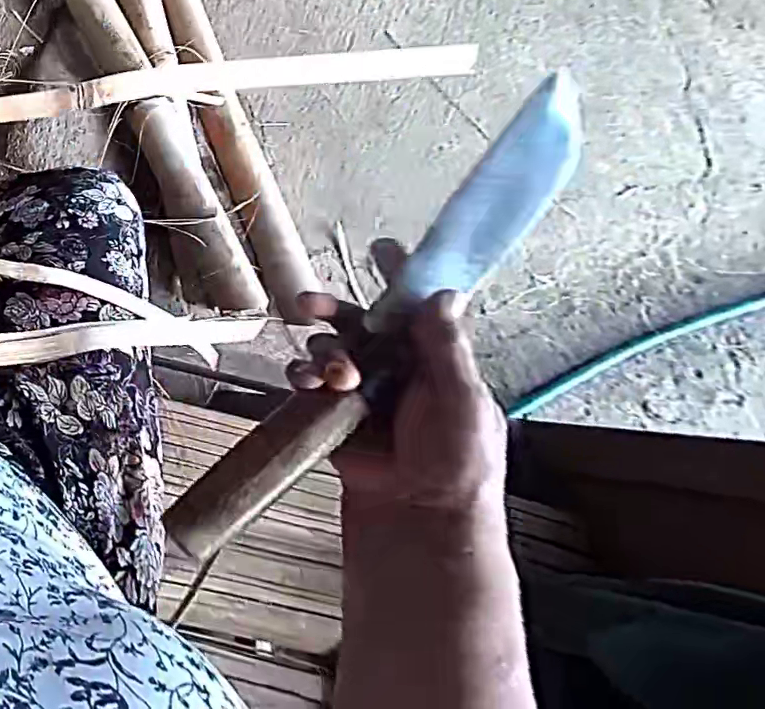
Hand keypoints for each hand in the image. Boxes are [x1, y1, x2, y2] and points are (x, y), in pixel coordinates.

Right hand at [286, 240, 506, 516]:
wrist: (417, 516)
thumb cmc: (455, 462)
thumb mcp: (461, 401)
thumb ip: (445, 347)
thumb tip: (442, 293)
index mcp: (433, 363)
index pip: (415, 310)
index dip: (399, 278)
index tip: (383, 248)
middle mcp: (393, 369)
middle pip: (356, 323)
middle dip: (330, 310)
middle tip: (306, 305)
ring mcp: (359, 390)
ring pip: (327, 348)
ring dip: (323, 355)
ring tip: (335, 379)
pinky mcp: (330, 409)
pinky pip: (306, 379)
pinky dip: (303, 377)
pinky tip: (309, 387)